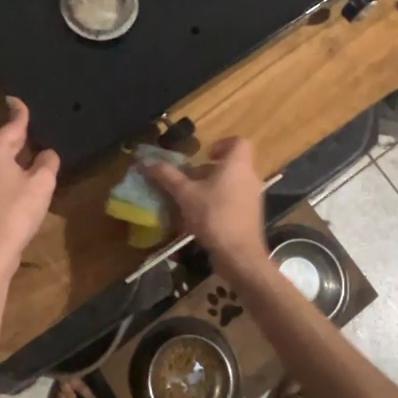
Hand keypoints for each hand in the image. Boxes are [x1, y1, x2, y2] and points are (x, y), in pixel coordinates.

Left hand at [0, 97, 59, 282]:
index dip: (19, 111)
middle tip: (36, 129)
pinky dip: (7, 171)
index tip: (15, 97)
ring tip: (33, 154)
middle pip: (3, 140)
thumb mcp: (41, 184)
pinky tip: (20, 179)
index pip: (11, 124)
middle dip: (19, 136)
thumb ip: (47, 162)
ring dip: (14, 156)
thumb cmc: (16, 213)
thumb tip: (46, 154)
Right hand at [143, 137, 267, 270]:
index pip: (239, 142)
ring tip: (190, 199)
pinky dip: (219, 202)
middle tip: (189, 179)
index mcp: (237, 165)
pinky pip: (234, 200)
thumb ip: (166, 176)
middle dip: (208, 170)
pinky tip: (200, 218)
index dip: (222, 144)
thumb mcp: (185, 194)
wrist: (239, 255)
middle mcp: (249, 178)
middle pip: (231, 165)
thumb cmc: (214, 215)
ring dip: (211, 187)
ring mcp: (252, 198)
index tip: (204, 155)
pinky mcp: (250, 216)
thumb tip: (144, 163)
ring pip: (231, 184)